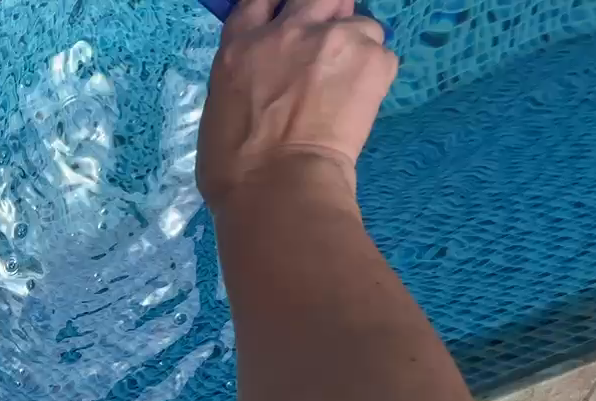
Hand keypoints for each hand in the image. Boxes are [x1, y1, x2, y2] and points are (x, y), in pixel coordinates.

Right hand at [199, 0, 398, 208]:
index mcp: (240, 49)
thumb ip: (245, 79)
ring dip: (349, 46)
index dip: (271, 8)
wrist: (279, 188)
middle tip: (319, 46)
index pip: (258, 1)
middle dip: (321, 12)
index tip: (279, 20)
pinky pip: (377, 54)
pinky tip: (351, 107)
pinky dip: (368, 75)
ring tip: (338, 88)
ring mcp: (336, 39)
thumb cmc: (232, 170)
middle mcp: (289, 31)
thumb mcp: (219, 115)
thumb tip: (264, 74)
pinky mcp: (375, 56)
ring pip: (356, 22)